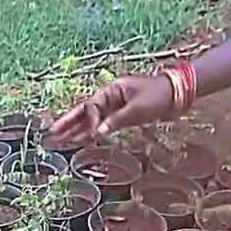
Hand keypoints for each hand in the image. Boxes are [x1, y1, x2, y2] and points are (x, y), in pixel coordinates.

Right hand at [48, 75, 179, 144]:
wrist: (178, 95)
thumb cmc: (158, 96)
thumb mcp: (138, 109)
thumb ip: (117, 120)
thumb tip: (98, 132)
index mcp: (112, 90)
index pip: (92, 106)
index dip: (87, 120)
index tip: (89, 133)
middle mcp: (110, 98)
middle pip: (85, 112)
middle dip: (70, 123)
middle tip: (53, 134)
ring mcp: (115, 108)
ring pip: (92, 120)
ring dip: (78, 130)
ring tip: (62, 140)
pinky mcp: (122, 117)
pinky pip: (103, 126)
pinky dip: (93, 133)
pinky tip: (83, 140)